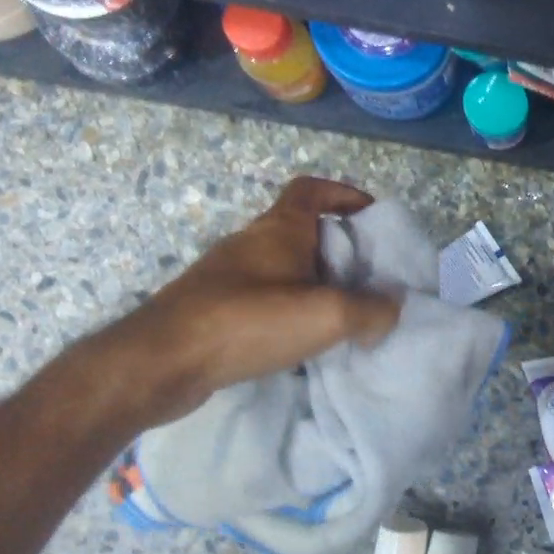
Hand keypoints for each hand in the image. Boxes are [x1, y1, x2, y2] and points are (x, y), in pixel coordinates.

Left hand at [108, 177, 404, 425]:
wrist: (160, 363)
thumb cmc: (248, 321)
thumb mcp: (329, 314)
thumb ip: (373, 309)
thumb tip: (392, 307)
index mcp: (278, 230)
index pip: (311, 190)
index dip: (344, 194)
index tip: (372, 215)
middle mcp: (251, 244)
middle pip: (303, 231)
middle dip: (340, 248)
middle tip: (371, 277)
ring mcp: (229, 278)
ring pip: (285, 268)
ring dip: (317, 283)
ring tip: (346, 314)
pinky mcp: (215, 310)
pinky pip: (267, 299)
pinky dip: (293, 310)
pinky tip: (306, 341)